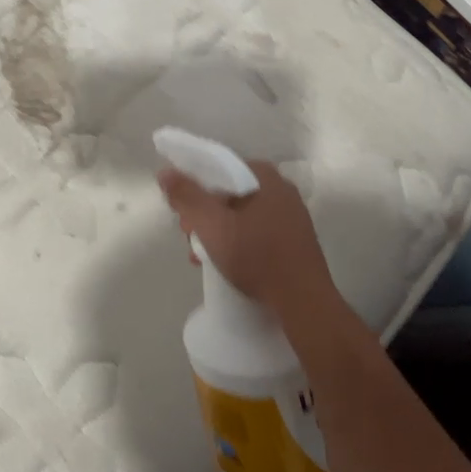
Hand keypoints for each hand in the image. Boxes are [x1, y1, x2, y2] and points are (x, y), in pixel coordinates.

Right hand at [157, 160, 337, 319]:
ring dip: (217, 229)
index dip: (192, 186)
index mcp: (264, 176)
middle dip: (203, 212)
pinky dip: (236, 240)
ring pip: (240, 213)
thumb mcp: (210, 225)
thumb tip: (165, 172)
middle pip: (227, 192)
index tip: (181, 211)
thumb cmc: (256, 257)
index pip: (217, 168)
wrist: (304, 303)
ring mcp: (291, 215)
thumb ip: (186, 196)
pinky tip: (225, 261)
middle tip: (189, 236)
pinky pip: (255, 229)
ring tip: (202, 255)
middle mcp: (281, 189)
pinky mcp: (294, 239)